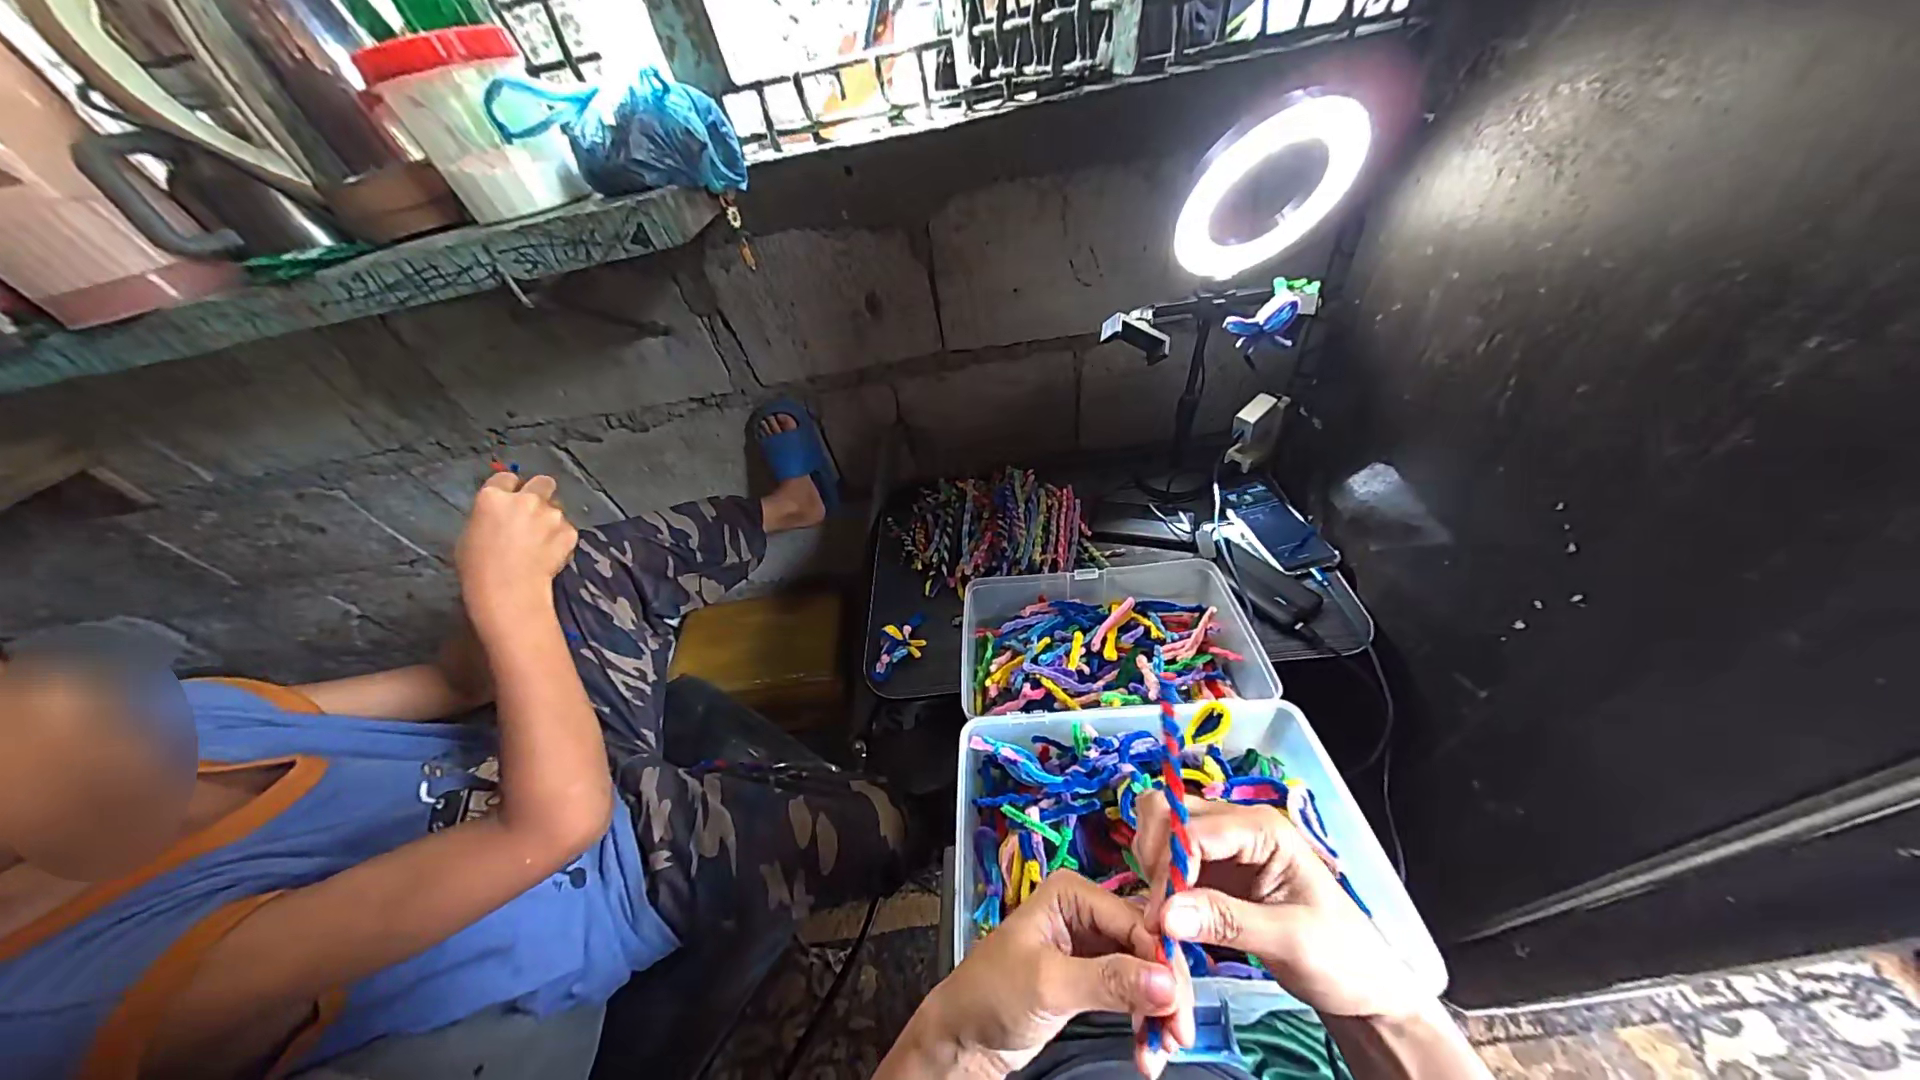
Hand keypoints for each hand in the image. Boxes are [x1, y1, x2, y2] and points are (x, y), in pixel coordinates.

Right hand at [454, 473, 576, 624]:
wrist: (509, 587)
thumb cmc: (479, 566)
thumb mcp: (471, 533)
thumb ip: (490, 515)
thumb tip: (501, 516)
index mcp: (493, 497)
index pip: (506, 478)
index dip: (510, 488)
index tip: (512, 498)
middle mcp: (526, 499)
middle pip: (542, 482)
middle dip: (541, 492)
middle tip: (537, 511)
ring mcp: (551, 514)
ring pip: (557, 507)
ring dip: (551, 518)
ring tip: (542, 540)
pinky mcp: (570, 530)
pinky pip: (567, 529)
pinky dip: (562, 538)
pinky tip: (551, 553)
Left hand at [879, 870, 1177, 1078]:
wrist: (962, 1036)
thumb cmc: (992, 994)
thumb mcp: (1049, 984)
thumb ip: (1108, 981)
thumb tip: (1166, 982)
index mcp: (1071, 893)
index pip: (1134, 920)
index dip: (1162, 961)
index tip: (1180, 1008)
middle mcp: (1085, 911)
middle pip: (1145, 945)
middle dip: (1165, 991)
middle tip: (1177, 1037)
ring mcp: (1090, 944)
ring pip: (1143, 971)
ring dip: (1157, 1011)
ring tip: (1159, 1052)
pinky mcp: (1091, 976)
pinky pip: (1131, 991)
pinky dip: (1144, 1020)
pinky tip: (1147, 1049)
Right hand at [1132, 793, 1423, 1019]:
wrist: (1365, 985)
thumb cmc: (1342, 957)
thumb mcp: (1289, 941)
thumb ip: (1225, 921)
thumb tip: (1165, 914)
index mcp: (1262, 828)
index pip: (1192, 830)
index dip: (1168, 870)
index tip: (1159, 919)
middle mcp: (1236, 824)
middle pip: (1167, 811)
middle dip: (1154, 857)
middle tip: (1160, 910)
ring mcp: (1221, 843)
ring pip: (1160, 827)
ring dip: (1152, 865)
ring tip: (1165, 912)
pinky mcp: (1211, 866)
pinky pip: (1167, 857)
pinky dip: (1158, 880)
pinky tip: (1170, 914)